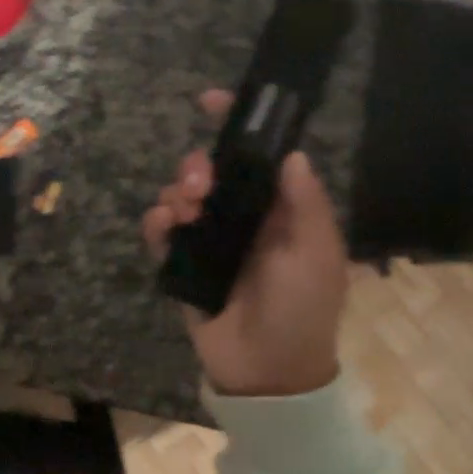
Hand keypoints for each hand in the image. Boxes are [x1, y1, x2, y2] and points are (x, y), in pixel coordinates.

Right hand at [142, 90, 348, 396]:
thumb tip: (291, 152)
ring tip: (182, 211)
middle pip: (212, 172)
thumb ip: (303, 203)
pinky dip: (157, 222)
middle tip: (198, 183)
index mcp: (281, 211)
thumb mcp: (315, 253)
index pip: (258, 159)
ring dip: (177, 192)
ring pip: (182, 196)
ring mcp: (210, 242)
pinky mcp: (182, 265)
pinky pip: (161, 231)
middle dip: (198, 165)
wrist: (266, 371)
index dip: (237, 127)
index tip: (209, 102)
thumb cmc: (301, 309)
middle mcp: (243, 219)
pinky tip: (164, 228)